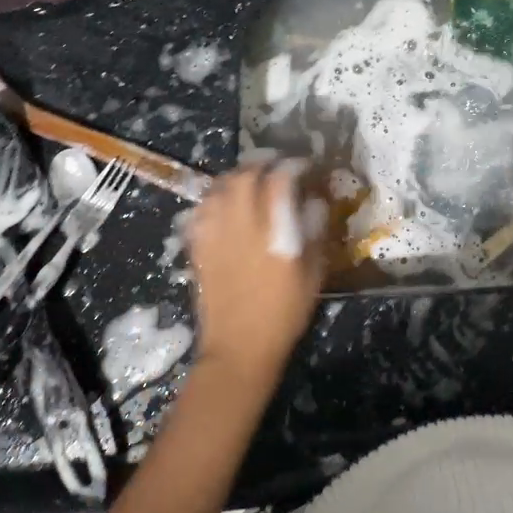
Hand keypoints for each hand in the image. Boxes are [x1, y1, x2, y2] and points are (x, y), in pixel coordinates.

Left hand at [187, 157, 324, 381]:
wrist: (239, 349)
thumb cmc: (284, 313)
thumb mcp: (313, 274)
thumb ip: (315, 233)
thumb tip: (314, 202)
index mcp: (274, 233)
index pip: (279, 181)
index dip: (292, 166)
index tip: (303, 166)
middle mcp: (241, 227)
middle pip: (243, 177)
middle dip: (260, 164)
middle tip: (274, 166)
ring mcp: (215, 237)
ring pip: (217, 190)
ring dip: (234, 178)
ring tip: (248, 180)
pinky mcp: (198, 250)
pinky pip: (200, 212)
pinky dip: (212, 200)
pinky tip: (223, 205)